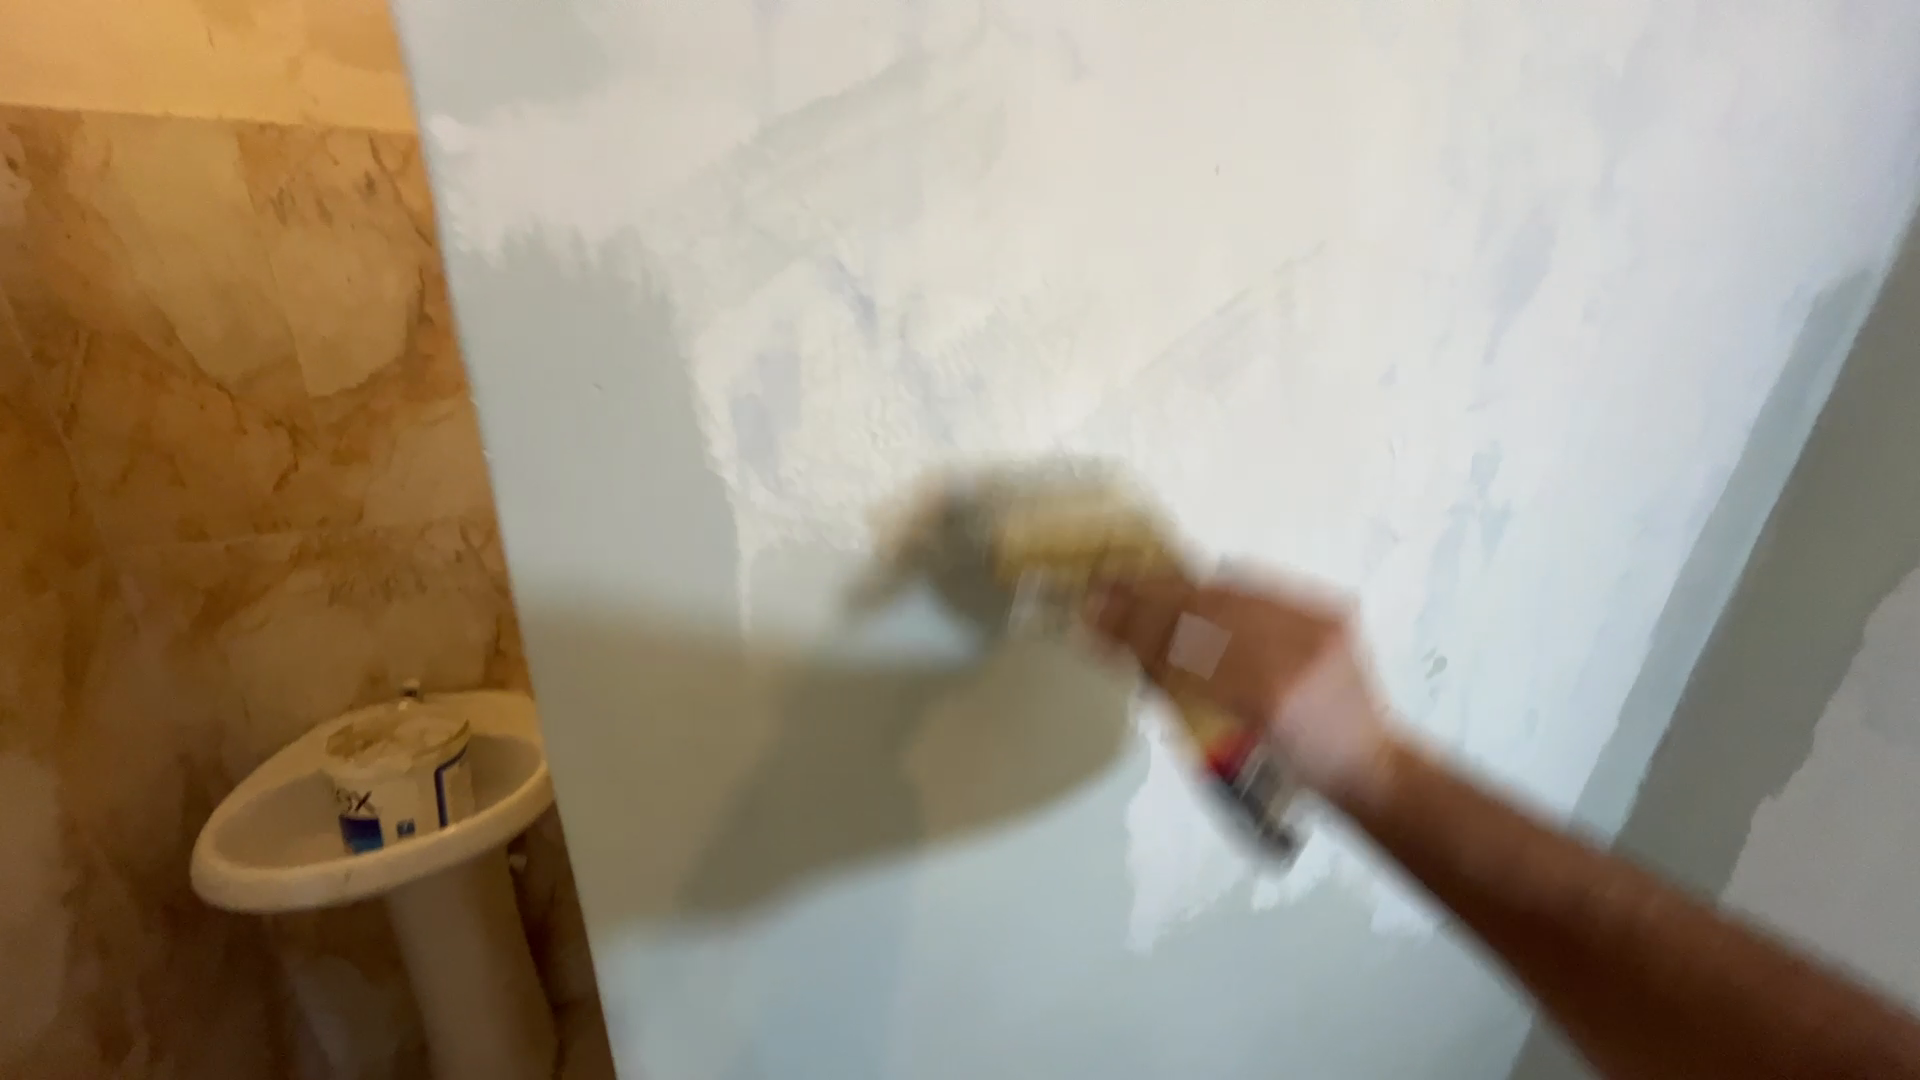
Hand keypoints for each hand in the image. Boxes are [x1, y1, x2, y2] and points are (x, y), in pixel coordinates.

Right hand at [1081, 574, 1392, 793]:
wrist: (1366, 763)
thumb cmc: (1287, 770)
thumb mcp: (1224, 743)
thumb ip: (1176, 689)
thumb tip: (1119, 646)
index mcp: (1269, 700)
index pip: (1184, 651)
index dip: (1134, 629)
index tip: (1092, 615)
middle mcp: (1301, 653)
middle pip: (1204, 612)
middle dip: (1147, 600)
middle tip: (1103, 591)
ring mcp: (1320, 625)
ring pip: (1229, 593)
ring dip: (1175, 588)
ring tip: (1135, 582)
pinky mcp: (1330, 609)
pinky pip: (1258, 589)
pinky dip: (1216, 587)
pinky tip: (1186, 584)